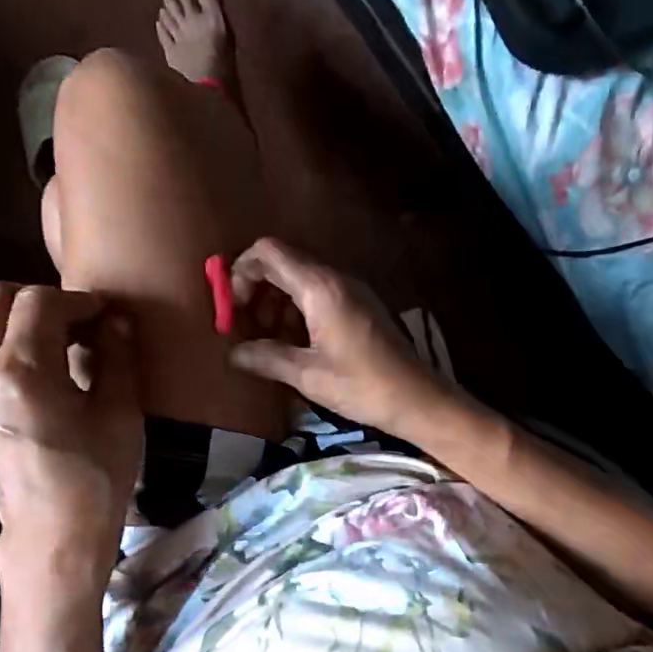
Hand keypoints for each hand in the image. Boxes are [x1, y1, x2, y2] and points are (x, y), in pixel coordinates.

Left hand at [0, 282, 142, 578]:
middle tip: (74, 323)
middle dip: (38, 299)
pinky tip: (33, 373)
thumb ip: (117, 356)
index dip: (77, 300)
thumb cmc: (95, 476)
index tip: (104, 315)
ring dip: (16, 320)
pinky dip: (1, 346)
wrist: (53, 531)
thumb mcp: (119, 413)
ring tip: (54, 347)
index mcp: (22, 373)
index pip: (40, 302)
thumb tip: (115, 318)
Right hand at [226, 238, 452, 435]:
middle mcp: (335, 279)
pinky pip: (318, 297)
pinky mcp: (359, 307)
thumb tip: (234, 353)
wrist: (418, 399)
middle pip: (282, 265)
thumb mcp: (308, 375)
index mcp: (320, 287)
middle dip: (256, 293)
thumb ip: (266, 358)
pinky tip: (294, 347)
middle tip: (247, 332)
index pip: (268, 252)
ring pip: (299, 282)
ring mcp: (350, 291)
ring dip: (275, 306)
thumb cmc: (363, 386)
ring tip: (268, 344)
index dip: (241, 273)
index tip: (234, 310)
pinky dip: (297, 314)